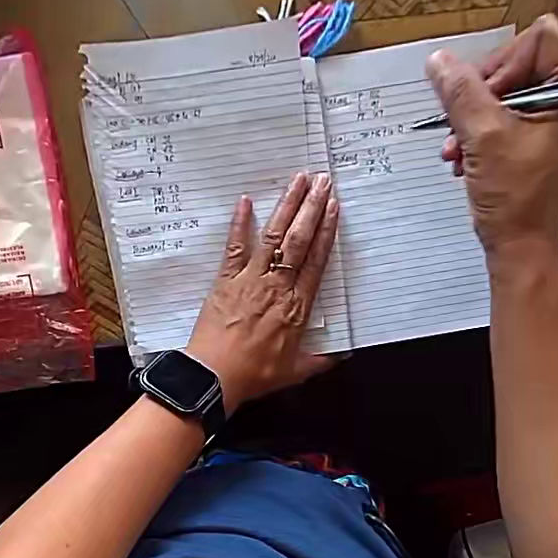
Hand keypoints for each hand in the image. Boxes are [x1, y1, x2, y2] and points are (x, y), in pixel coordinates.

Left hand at [184, 172, 340, 414]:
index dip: (327, 232)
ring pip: (273, 237)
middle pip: (299, 241)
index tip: (334, 208)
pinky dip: (239, 223)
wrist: (215, 377)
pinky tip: (245, 201)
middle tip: (322, 181)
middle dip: (312, 208)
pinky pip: (235, 247)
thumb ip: (320, 361)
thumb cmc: (255, 375)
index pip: (317, 261)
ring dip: (286, 206)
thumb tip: (342, 356)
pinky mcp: (226, 281)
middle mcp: (277, 286)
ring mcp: (251, 280)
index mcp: (297, 307)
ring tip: (298, 180)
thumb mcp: (295, 371)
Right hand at [426, 15, 557, 263]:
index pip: (537, 38)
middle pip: (512, 62)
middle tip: (465, 125)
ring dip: (469, 118)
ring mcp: (546, 115)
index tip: (485, 101)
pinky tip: (464, 154)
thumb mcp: (484, 137)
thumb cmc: (516, 199)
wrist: (516, 241)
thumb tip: (439, 62)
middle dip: (479, 97)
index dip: (502, 67)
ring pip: (498, 90)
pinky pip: (493, 113)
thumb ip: (461, 93)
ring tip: (460, 148)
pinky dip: (473, 132)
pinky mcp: (527, 133)